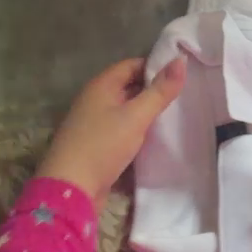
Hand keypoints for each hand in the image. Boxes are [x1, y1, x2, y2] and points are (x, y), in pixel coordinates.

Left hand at [36, 57, 185, 204]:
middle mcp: (94, 100)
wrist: (70, 190)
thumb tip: (181, 60)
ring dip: (145, 114)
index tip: (179, 76)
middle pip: (128, 87)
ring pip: (125, 111)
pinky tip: (154, 141)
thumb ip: (160, 91)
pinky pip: (120, 130)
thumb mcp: (136, 116)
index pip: (132, 65)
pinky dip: (136, 132)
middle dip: (152, 92)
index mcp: (101, 85)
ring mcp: (93, 123)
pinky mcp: (95, 146)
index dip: (155, 67)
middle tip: (181, 98)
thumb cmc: (102, 145)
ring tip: (173, 118)